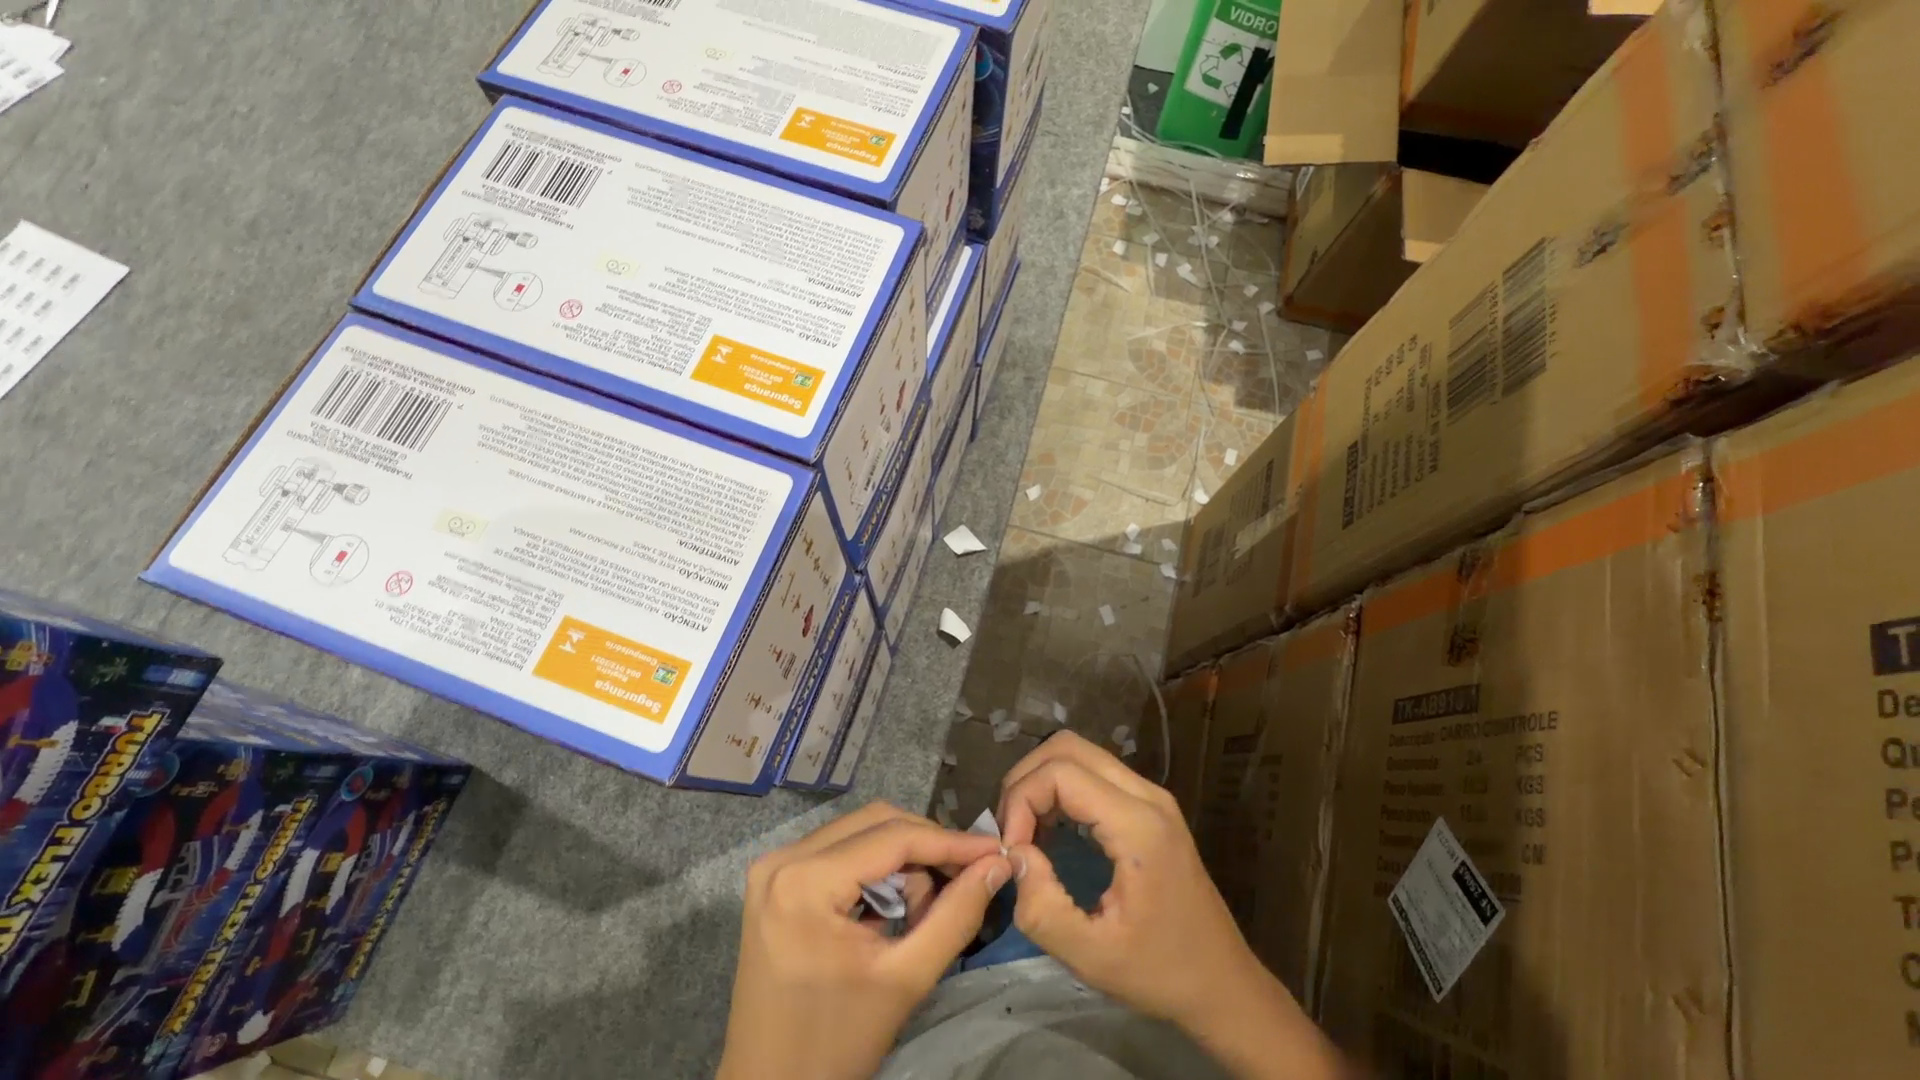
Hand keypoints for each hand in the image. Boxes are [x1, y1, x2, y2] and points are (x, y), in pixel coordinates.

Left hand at [717, 802, 1011, 1079]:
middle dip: (927, 849)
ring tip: (924, 911)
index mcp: (805, 880)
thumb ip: (956, 915)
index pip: (894, 837)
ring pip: (860, 834)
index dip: (951, 841)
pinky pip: (839, 853)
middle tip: (967, 879)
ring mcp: (773, 867)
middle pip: (876, 824)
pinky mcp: (774, 881)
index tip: (996, 851)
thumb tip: (998, 864)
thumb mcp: (905, 978)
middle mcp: (782, 858)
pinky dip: (874, 872)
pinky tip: (892, 911)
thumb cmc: (835, 1040)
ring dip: (902, 862)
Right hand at [996, 732, 1260, 1027]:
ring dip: (1042, 783)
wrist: (1222, 984)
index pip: (1060, 772)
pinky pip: (1095, 774)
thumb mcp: (1091, 956)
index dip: (1021, 802)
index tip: (1011, 852)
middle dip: (1025, 781)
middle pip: (1067, 747)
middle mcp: (1147, 796)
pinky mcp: (1151, 808)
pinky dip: (1061, 789)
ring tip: (1025, 833)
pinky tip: (1050, 831)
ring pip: (1081, 754)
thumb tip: (1014, 855)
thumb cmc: (1159, 972)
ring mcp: (1152, 798)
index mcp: (1137, 825)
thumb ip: (1042, 907)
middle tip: (1011, 833)